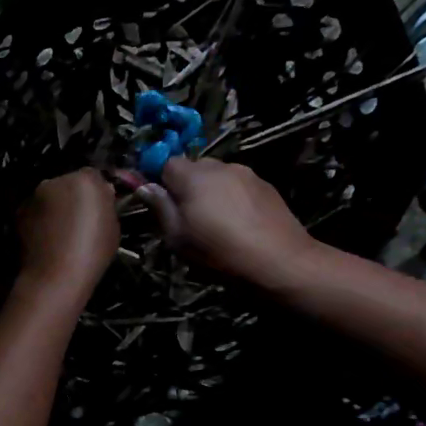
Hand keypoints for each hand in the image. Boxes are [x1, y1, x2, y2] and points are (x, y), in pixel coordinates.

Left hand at [18, 168, 119, 295]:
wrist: (55, 276)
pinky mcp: (20, 212)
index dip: (97, 192)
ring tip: (63, 232)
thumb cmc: (92, 253)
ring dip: (57, 207)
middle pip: (69, 183)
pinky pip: (38, 210)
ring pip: (51, 196)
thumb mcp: (113, 227)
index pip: (94, 176)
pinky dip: (43, 219)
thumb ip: (106, 204)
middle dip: (75, 197)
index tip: (100, 208)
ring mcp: (35, 195)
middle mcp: (56, 180)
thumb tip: (102, 195)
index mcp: (84, 180)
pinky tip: (48, 239)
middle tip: (82, 221)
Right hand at [135, 158, 320, 283]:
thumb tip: (145, 186)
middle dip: (189, 187)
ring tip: (220, 225)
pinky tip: (241, 225)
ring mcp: (247, 174)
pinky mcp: (267, 186)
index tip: (165, 206)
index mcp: (194, 176)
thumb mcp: (179, 239)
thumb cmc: (220, 253)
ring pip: (219, 177)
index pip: (167, 163)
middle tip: (192, 219)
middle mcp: (220, 166)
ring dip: (214, 193)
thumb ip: (161, 208)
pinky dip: (235, 199)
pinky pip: (240, 186)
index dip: (162, 182)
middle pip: (195, 168)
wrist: (280, 262)